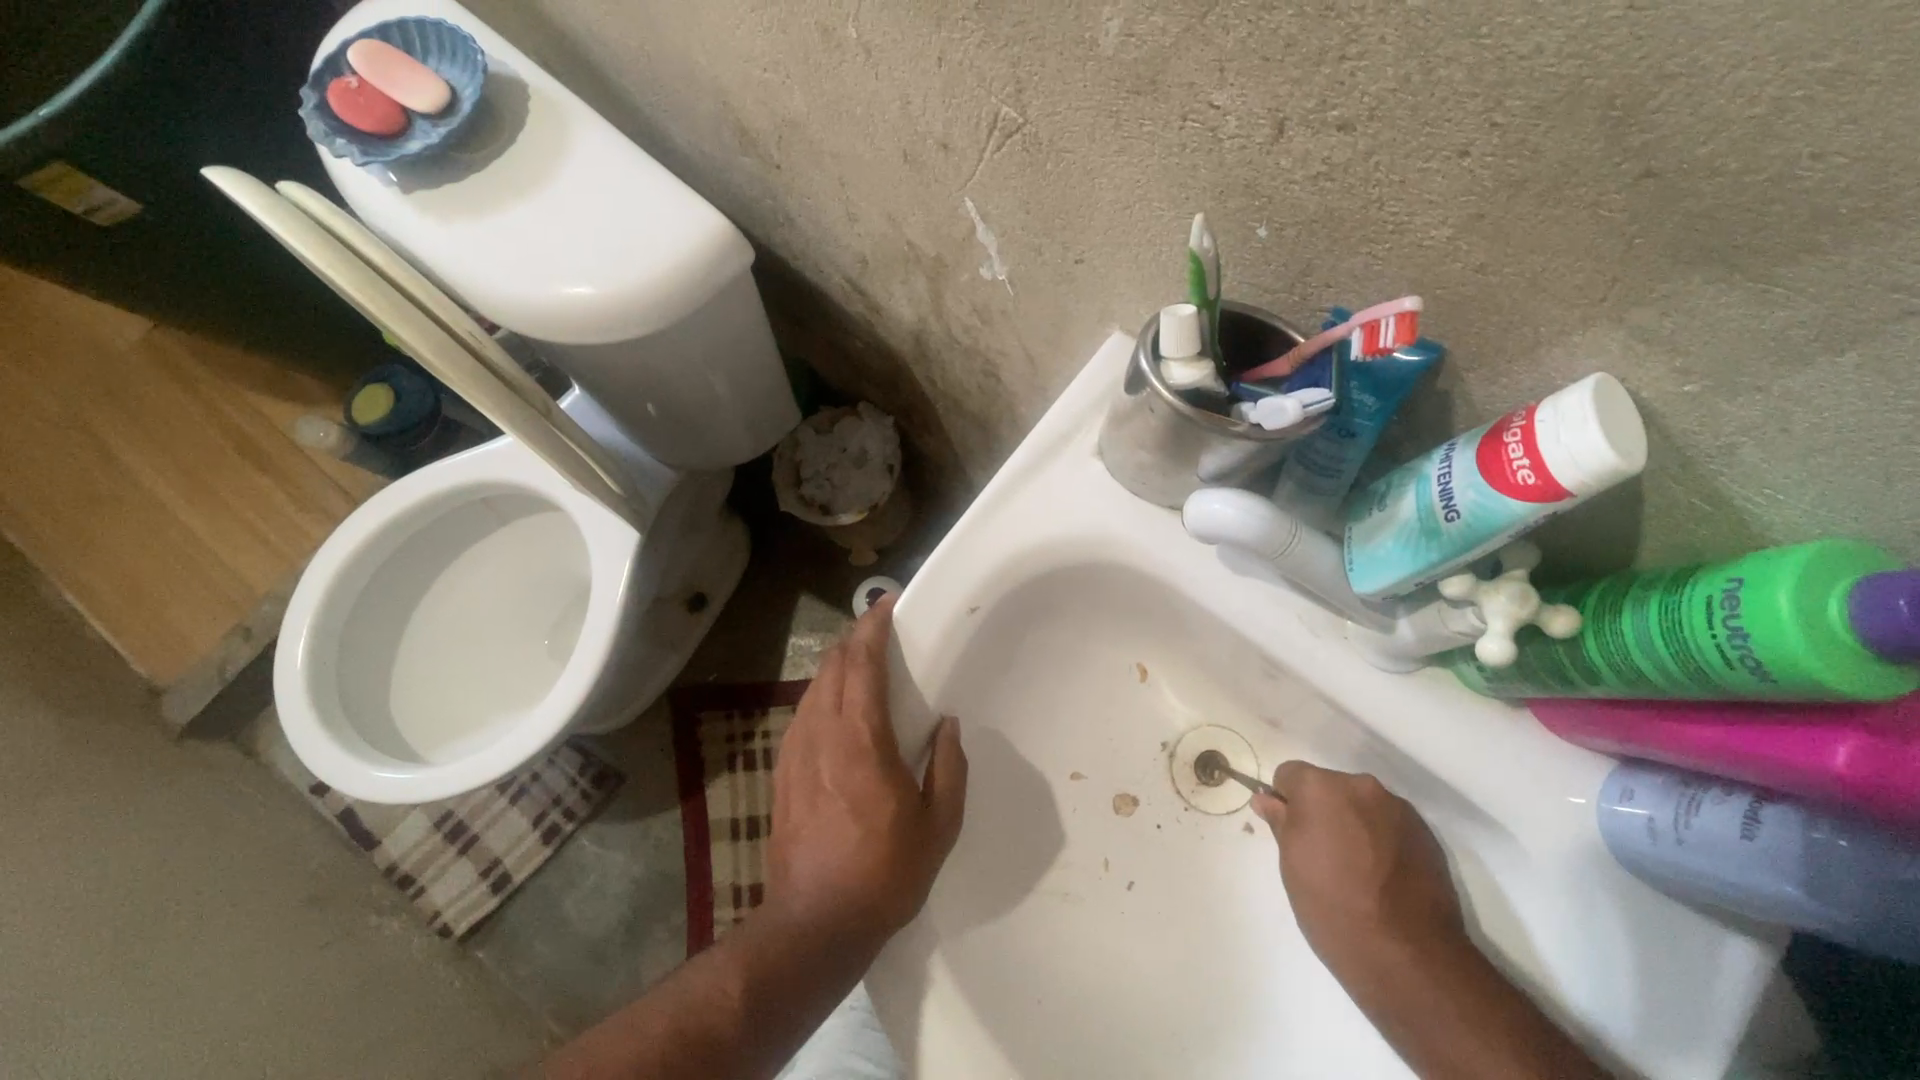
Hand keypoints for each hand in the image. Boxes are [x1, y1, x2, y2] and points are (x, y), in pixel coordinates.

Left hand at [765, 595, 968, 952]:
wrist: (814, 922)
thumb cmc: (885, 873)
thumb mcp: (938, 825)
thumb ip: (948, 767)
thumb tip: (946, 725)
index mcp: (861, 739)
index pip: (861, 662)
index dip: (873, 627)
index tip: (886, 604)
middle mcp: (820, 733)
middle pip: (831, 666)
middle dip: (855, 640)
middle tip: (881, 631)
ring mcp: (794, 752)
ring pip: (813, 688)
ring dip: (837, 667)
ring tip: (863, 665)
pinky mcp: (782, 772)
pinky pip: (803, 715)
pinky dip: (823, 696)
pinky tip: (839, 710)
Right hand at [1251, 762, 1464, 976]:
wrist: (1407, 954)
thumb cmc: (1332, 906)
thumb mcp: (1291, 866)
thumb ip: (1281, 823)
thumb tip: (1267, 800)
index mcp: (1320, 788)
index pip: (1289, 774)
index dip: (1285, 802)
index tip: (1291, 835)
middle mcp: (1361, 787)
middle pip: (1329, 787)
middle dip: (1322, 811)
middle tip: (1322, 855)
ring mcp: (1399, 809)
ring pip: (1362, 806)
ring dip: (1353, 824)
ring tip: (1356, 869)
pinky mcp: (1426, 833)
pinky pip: (1390, 824)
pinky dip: (1381, 840)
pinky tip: (1382, 877)